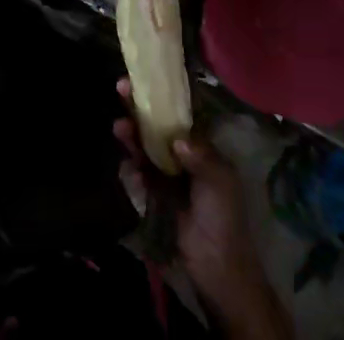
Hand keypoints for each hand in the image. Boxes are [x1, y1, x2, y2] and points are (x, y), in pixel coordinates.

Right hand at [114, 80, 291, 339]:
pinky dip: (131, 169)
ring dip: (130, 134)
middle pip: (155, 125)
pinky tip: (131, 170)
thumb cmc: (224, 217)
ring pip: (142, 145)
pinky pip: (136, 173)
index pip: (179, 114)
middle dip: (138, 107)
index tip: (146, 78)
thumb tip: (177, 140)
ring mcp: (164, 173)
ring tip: (119, 127)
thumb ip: (201, 158)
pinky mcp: (151, 192)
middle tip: (121, 87)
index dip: (163, 96)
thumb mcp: (220, 183)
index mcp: (201, 147)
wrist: (216, 265)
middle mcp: (180, 154)